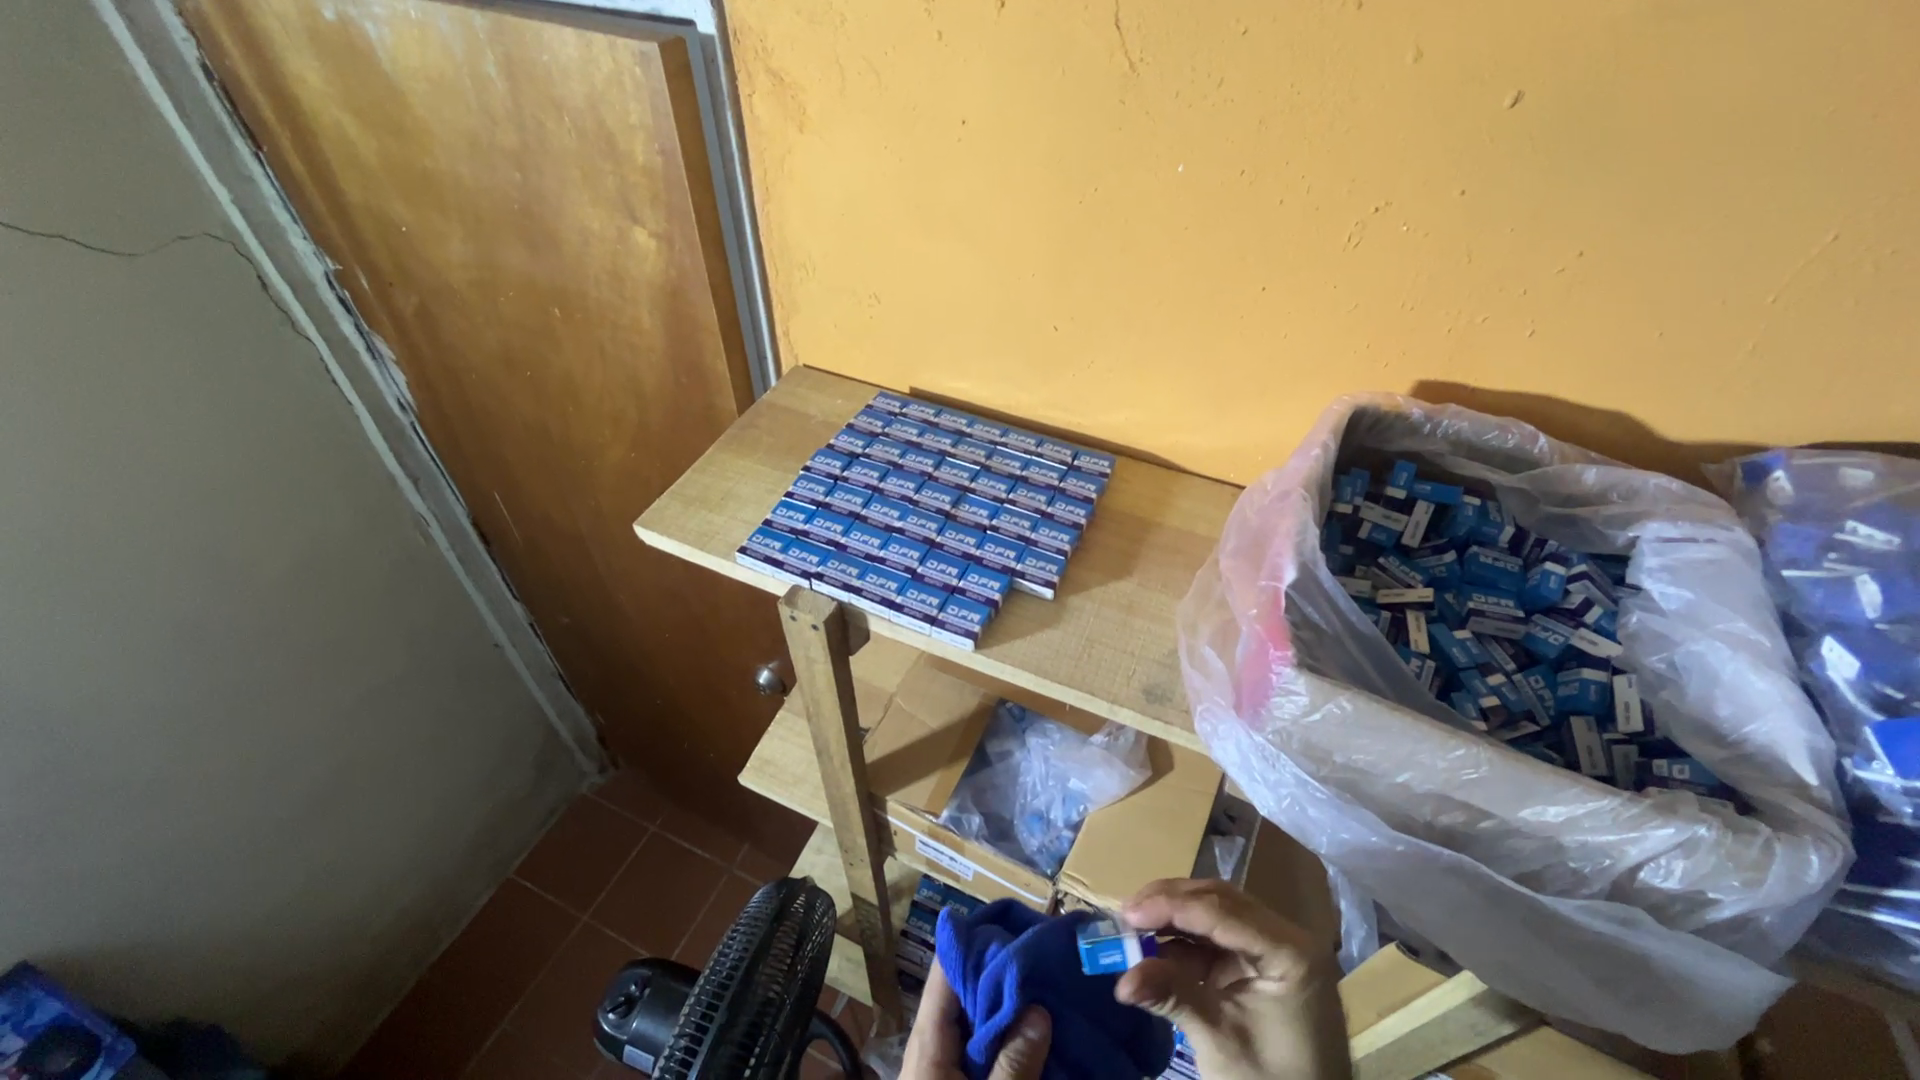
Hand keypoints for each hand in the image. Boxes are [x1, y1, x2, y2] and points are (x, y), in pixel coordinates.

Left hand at [900, 961, 1051, 1079]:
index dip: (976, 946)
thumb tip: (1039, 1010)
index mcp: (927, 1040)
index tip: (1013, 930)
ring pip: (968, 1018)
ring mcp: (935, 1062)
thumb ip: (1014, 1064)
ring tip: (1040, 985)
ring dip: (1000, 1004)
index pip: (945, 971)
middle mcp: (927, 1042)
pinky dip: (997, 1031)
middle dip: (996, 973)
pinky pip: (972, 1043)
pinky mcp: (946, 1077)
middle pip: (959, 991)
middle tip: (1037, 956)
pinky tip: (1028, 1028)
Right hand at [1117, 879, 1350, 1079]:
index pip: (1222, 912)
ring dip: (1172, 918)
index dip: (1171, 907)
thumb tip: (1122, 982)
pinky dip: (1182, 940)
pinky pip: (1214, 937)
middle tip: (1125, 913)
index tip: (1128, 913)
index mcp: (1289, 952)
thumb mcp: (1220, 1041)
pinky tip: (1153, 946)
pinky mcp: (1256, 963)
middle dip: (1169, 903)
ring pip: (1214, 913)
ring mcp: (1270, 948)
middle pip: (1219, 901)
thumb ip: (1173, 998)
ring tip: (1132, 925)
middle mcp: (1283, 938)